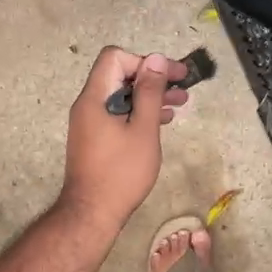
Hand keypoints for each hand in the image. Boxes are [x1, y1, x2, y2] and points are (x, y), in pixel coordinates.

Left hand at [59, 48, 190, 227]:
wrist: (92, 214)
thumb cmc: (121, 172)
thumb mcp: (143, 129)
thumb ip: (149, 92)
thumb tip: (154, 58)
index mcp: (95, 97)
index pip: (115, 58)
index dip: (144, 62)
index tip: (170, 76)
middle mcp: (88, 104)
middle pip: (119, 74)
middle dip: (152, 77)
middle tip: (183, 86)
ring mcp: (90, 122)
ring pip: (121, 95)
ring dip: (150, 96)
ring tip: (181, 103)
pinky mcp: (95, 137)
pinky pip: (118, 113)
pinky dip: (139, 112)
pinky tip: (163, 121)